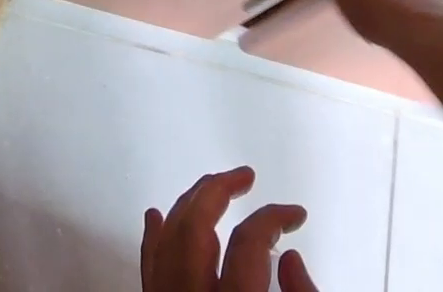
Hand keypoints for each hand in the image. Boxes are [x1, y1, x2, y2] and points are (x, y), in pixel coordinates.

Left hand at [141, 166, 317, 291]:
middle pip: (193, 230)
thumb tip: (290, 259)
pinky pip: (148, 269)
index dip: (273, 217)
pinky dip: (154, 238)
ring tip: (210, 186)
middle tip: (244, 175)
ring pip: (166, 243)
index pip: (247, 243)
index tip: (294, 213)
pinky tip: (156, 216)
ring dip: (187, 206)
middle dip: (218, 191)